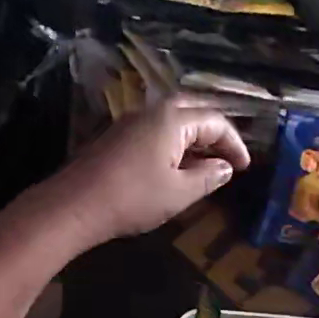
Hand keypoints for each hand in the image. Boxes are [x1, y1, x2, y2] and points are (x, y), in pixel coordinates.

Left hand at [27, 97, 250, 251]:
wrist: (74, 206)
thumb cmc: (132, 199)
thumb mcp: (178, 193)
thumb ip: (207, 178)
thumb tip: (225, 168)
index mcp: (172, 118)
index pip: (215, 121)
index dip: (234, 143)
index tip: (245, 167)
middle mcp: (151, 111)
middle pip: (193, 112)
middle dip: (215, 133)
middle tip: (228, 157)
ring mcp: (129, 123)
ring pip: (171, 121)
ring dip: (193, 139)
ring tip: (206, 164)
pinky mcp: (115, 138)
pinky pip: (153, 132)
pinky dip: (172, 145)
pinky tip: (174, 167)